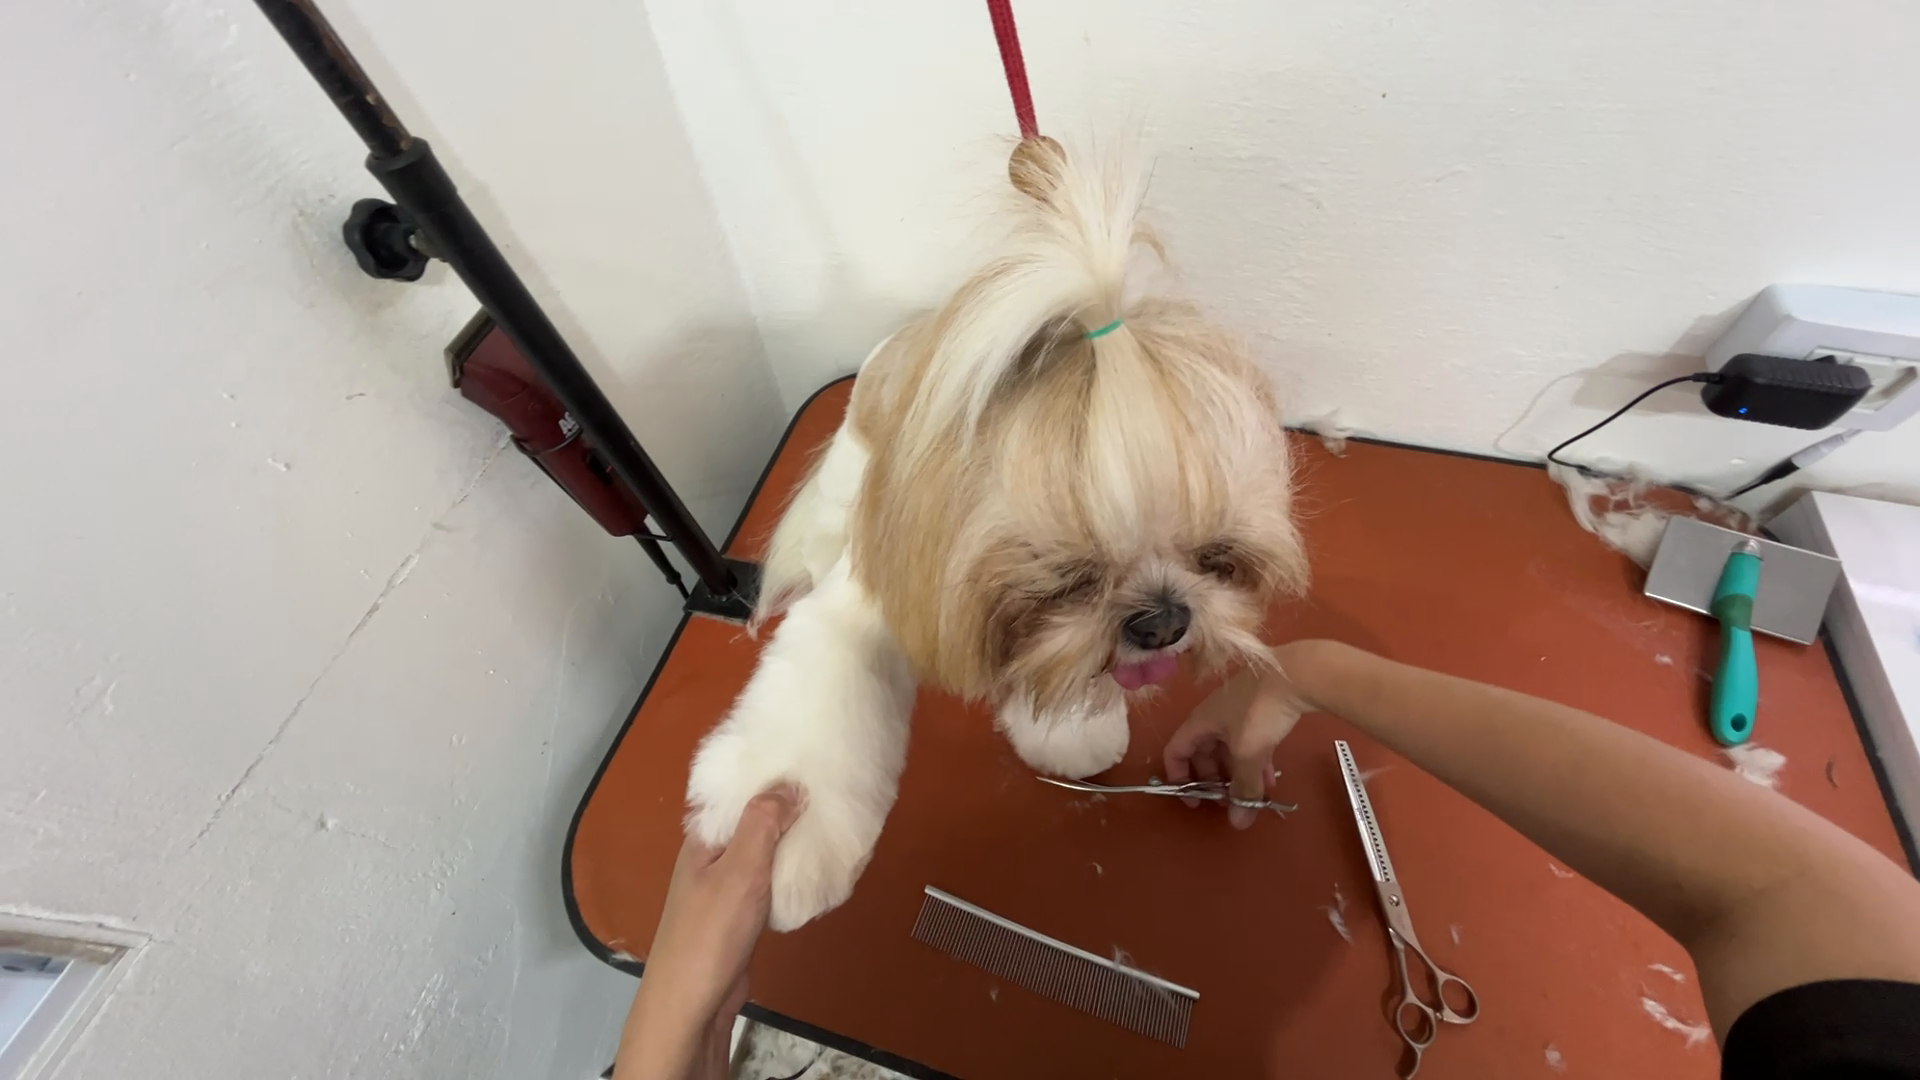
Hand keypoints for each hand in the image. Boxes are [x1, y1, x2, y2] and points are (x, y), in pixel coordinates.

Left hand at [618, 788, 801, 1079]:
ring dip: (790, 835)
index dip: (768, 769)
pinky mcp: (741, 908)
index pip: (737, 788)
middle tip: (827, 785)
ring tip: (828, 816)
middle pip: (753, 815)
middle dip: (786, 802)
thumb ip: (763, 822)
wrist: (693, 1006)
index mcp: (705, 834)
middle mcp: (713, 852)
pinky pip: (770, 874)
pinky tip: (814, 861)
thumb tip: (791, 785)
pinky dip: (790, 866)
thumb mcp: (740, 868)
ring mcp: (727, 882)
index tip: (805, 756)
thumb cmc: (711, 932)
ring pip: (764, 846)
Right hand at [1163, 645, 1316, 828]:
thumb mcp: (1249, 753)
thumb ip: (1243, 788)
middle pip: (1202, 753)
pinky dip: (1253, 763)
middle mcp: (1212, 718)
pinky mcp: (1257, 712)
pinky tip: (1270, 779)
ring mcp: (1235, 713)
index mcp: (1200, 722)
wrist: (1295, 676)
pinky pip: (1247, 743)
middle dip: (1213, 780)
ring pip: (1227, 750)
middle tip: (1228, 801)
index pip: (1176, 751)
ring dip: (1236, 774)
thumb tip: (1238, 824)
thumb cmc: (1260, 711)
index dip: (1179, 777)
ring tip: (1253, 795)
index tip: (1194, 800)